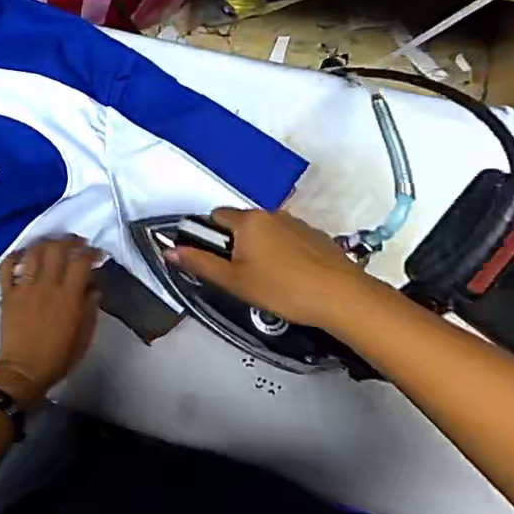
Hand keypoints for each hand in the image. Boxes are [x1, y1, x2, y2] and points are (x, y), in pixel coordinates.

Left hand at [0, 236, 99, 407]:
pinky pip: (7, 267)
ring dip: (44, 243)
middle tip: (76, 243)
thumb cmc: (58, 358)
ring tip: (52, 245)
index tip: (97, 254)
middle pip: (56, 249)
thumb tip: (93, 289)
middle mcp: (46, 286)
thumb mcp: (83, 337)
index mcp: (69, 297)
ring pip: (33, 253)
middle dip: (68, 241)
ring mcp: (24, 288)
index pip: (81, 262)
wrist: (23, 371)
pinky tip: (22, 254)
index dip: (91, 252)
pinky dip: (14, 256)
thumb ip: (90, 309)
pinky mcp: (7, 293)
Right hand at [165, 208, 386, 329]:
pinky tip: (289, 278)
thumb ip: (199, 263)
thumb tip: (171, 250)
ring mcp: (297, 224)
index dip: (208, 236)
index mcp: (247, 221)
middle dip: (235, 244)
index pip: (214, 216)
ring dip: (260, 248)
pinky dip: (284, 253)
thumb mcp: (234, 282)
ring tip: (266, 279)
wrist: (342, 298)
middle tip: (238, 274)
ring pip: (266, 232)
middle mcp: (271, 215)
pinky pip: (289, 239)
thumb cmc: (285, 289)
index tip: (213, 258)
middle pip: (240, 223)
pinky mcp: (316, 237)